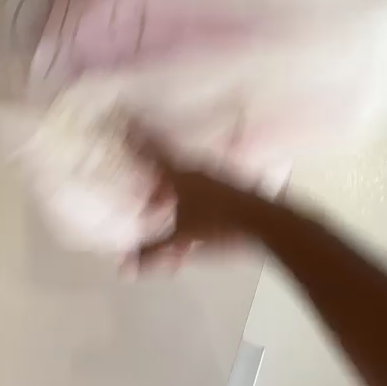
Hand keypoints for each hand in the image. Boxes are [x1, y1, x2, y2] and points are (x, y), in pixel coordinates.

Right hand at [128, 128, 273, 272]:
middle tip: (136, 152)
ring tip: (159, 192)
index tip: (124, 118)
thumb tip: (125, 267)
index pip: (149, 151)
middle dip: (149, 158)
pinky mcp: (224, 186)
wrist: (263, 222)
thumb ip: (152, 251)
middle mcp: (192, 169)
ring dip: (168, 179)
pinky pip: (195, 184)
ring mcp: (210, 176)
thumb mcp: (181, 239)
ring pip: (181, 174)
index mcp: (176, 175)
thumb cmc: (218, 224)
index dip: (135, 136)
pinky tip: (186, 206)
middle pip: (163, 160)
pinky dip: (184, 191)